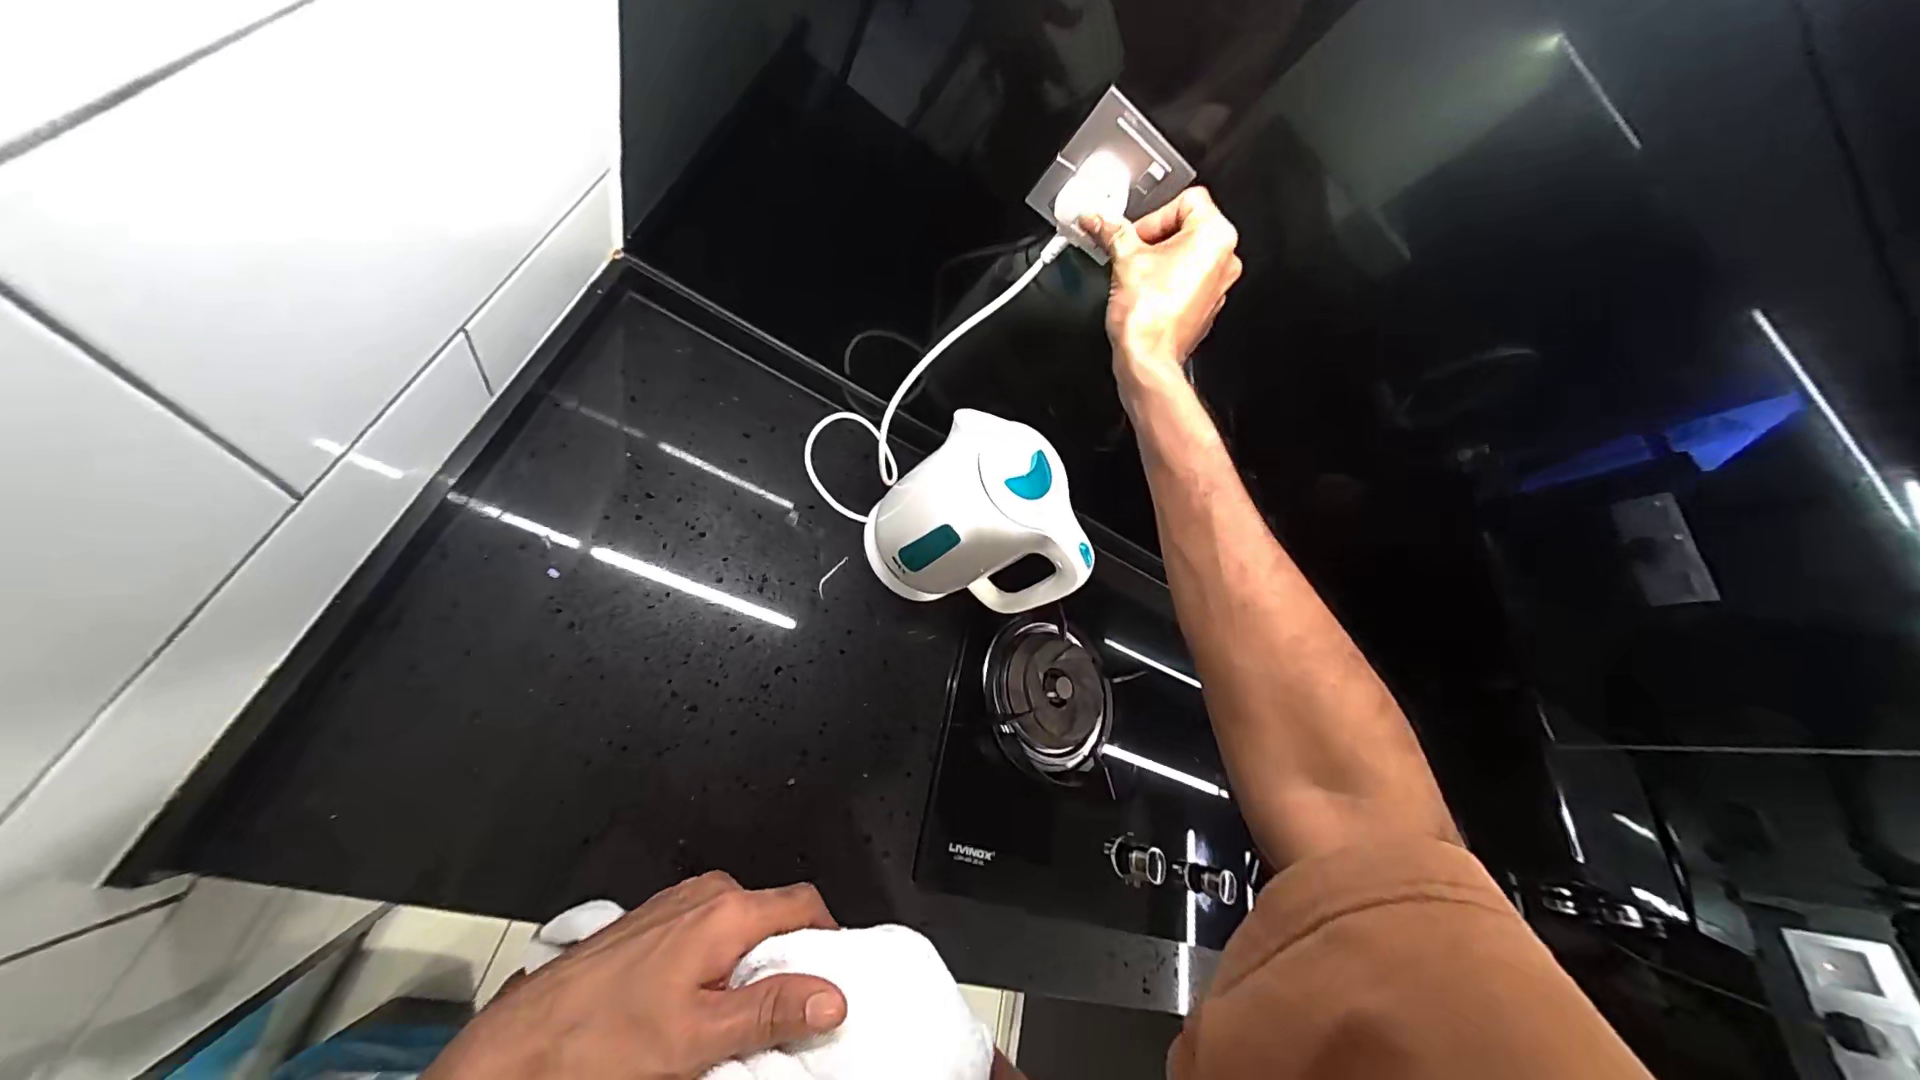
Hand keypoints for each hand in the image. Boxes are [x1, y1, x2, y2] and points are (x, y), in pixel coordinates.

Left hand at [423, 873, 847, 1079]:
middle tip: (778, 1006)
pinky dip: (718, 953)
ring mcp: (675, 902)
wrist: (514, 1046)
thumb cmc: (603, 1042)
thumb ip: (771, 1009)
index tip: (827, 977)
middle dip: (785, 952)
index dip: (826, 936)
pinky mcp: (651, 919)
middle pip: (772, 909)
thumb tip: (833, 998)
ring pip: (739, 917)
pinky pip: (707, 924)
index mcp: (727, 910)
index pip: (804, 902)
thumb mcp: (699, 1037)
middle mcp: (705, 891)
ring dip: (750, 955)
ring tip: (733, 1008)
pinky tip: (695, 996)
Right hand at [1079, 187, 1242, 392]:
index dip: (1152, 216)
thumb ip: (1113, 232)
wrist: (1147, 359)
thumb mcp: (1124, 260)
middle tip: (1130, 253)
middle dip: (1154, 239)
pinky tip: (1146, 294)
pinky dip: (1167, 282)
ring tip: (1137, 276)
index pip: (1186, 200)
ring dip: (1159, 260)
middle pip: (1187, 227)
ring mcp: (1218, 285)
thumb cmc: (1147, 317)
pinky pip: (1187, 281)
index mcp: (1215, 236)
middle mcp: (1224, 259)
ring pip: (1187, 256)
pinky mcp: (1206, 306)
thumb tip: (1099, 221)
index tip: (1132, 234)